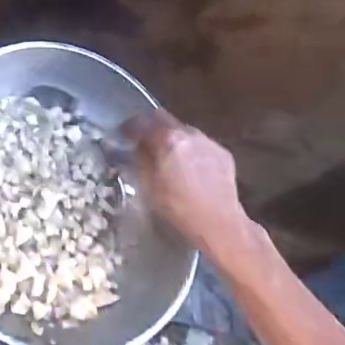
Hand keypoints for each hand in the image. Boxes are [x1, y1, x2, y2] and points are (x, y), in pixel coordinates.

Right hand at [123, 112, 253, 257]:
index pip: (142, 122)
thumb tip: (133, 146)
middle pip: (164, 119)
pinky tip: (190, 169)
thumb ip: (139, 159)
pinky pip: (200, 143)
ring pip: (183, 130)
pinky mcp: (222, 153)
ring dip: (172, 138)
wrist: (221, 226)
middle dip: (151, 127)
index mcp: (167, 139)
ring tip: (169, 158)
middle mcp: (188, 133)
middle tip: (144, 143)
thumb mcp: (149, 187)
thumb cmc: (179, 209)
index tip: (123, 135)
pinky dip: (190, 150)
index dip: (129, 127)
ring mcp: (208, 141)